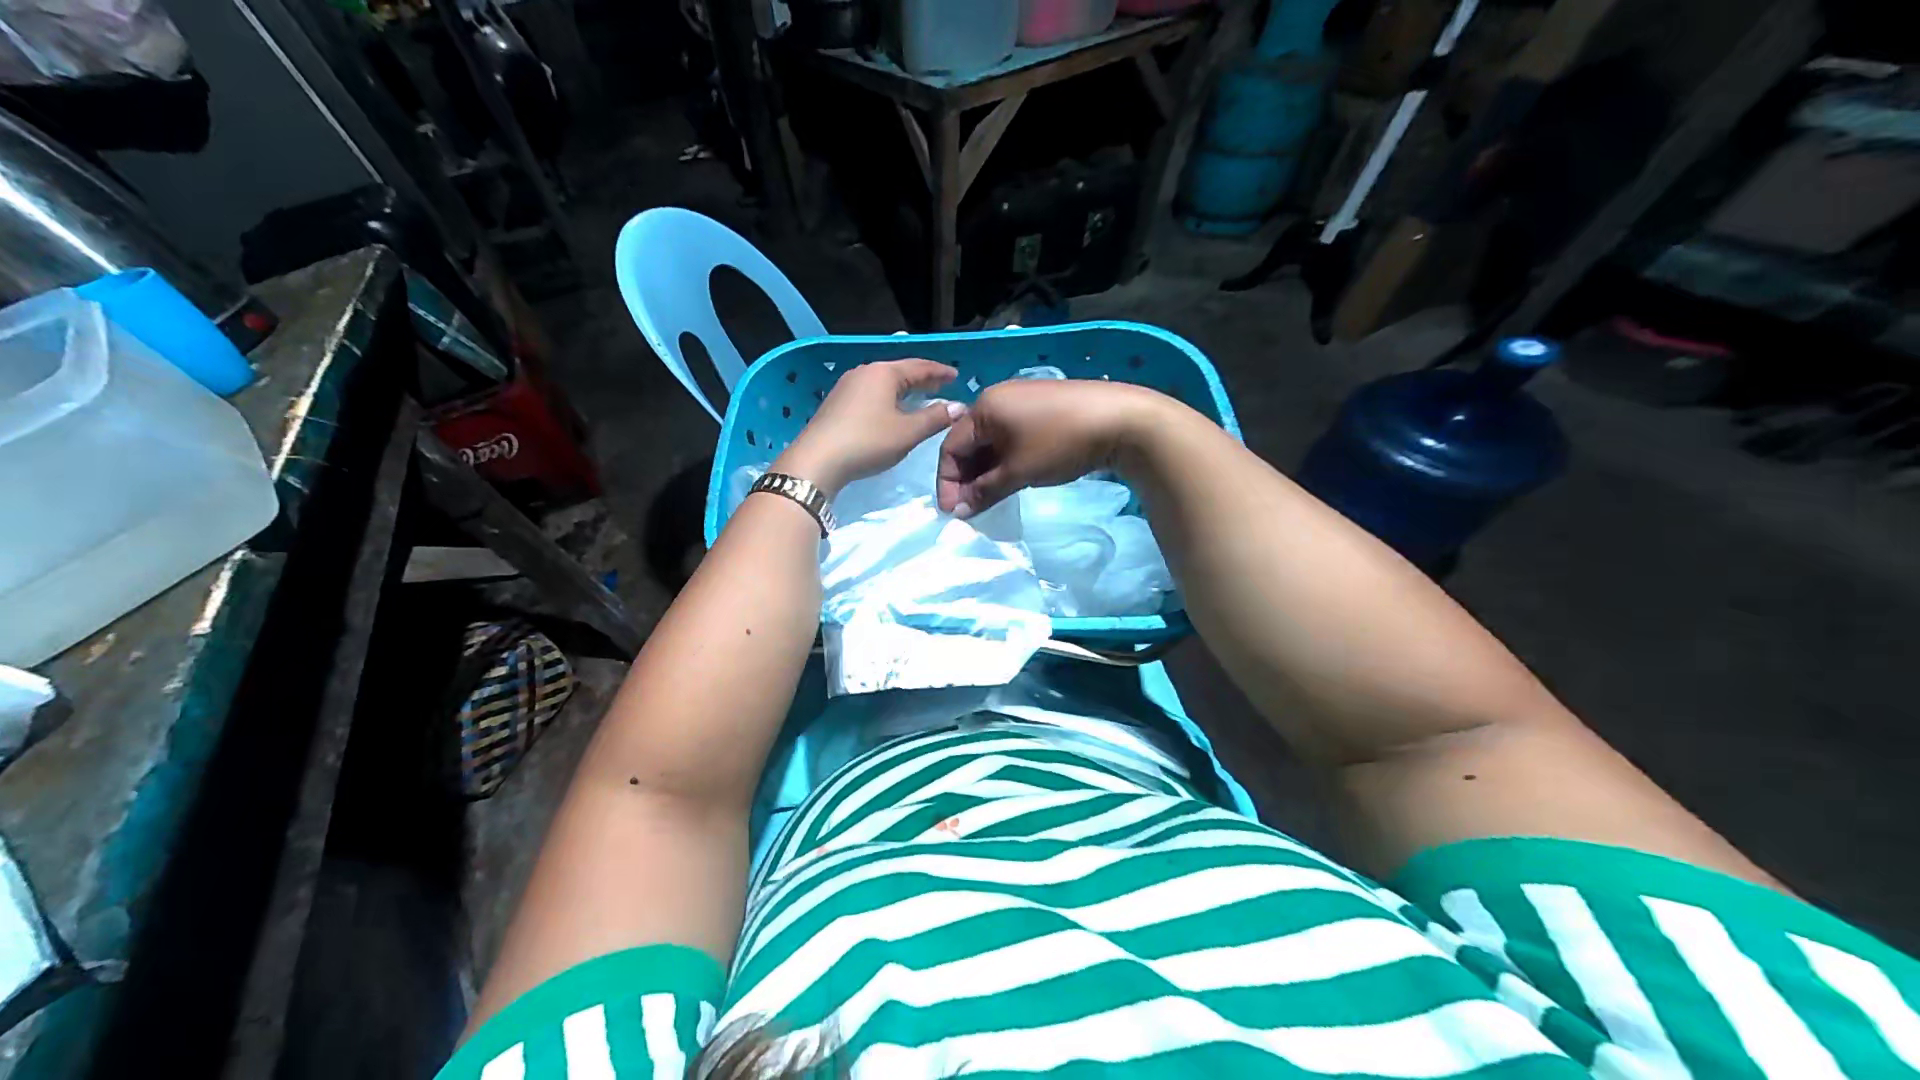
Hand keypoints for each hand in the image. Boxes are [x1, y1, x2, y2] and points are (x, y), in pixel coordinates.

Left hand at [774, 358, 962, 495]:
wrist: (817, 461)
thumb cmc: (867, 441)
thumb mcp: (907, 432)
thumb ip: (935, 418)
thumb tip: (958, 407)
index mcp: (883, 373)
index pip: (919, 366)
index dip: (940, 371)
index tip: (956, 375)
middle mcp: (864, 372)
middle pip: (899, 371)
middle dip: (922, 378)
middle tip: (941, 385)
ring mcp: (846, 387)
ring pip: (883, 383)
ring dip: (904, 389)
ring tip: (919, 397)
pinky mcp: (836, 403)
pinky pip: (870, 393)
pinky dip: (888, 398)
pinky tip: (891, 410)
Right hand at [937, 379, 1164, 517]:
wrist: (1121, 420)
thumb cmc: (1060, 443)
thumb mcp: (1018, 471)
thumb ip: (984, 491)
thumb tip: (959, 511)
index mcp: (984, 407)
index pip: (950, 447)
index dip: (947, 483)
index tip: (954, 513)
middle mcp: (998, 398)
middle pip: (969, 443)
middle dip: (966, 478)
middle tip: (971, 509)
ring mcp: (1022, 401)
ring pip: (991, 441)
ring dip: (986, 471)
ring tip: (990, 499)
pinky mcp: (1042, 408)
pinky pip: (1011, 436)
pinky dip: (1005, 460)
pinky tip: (1012, 479)